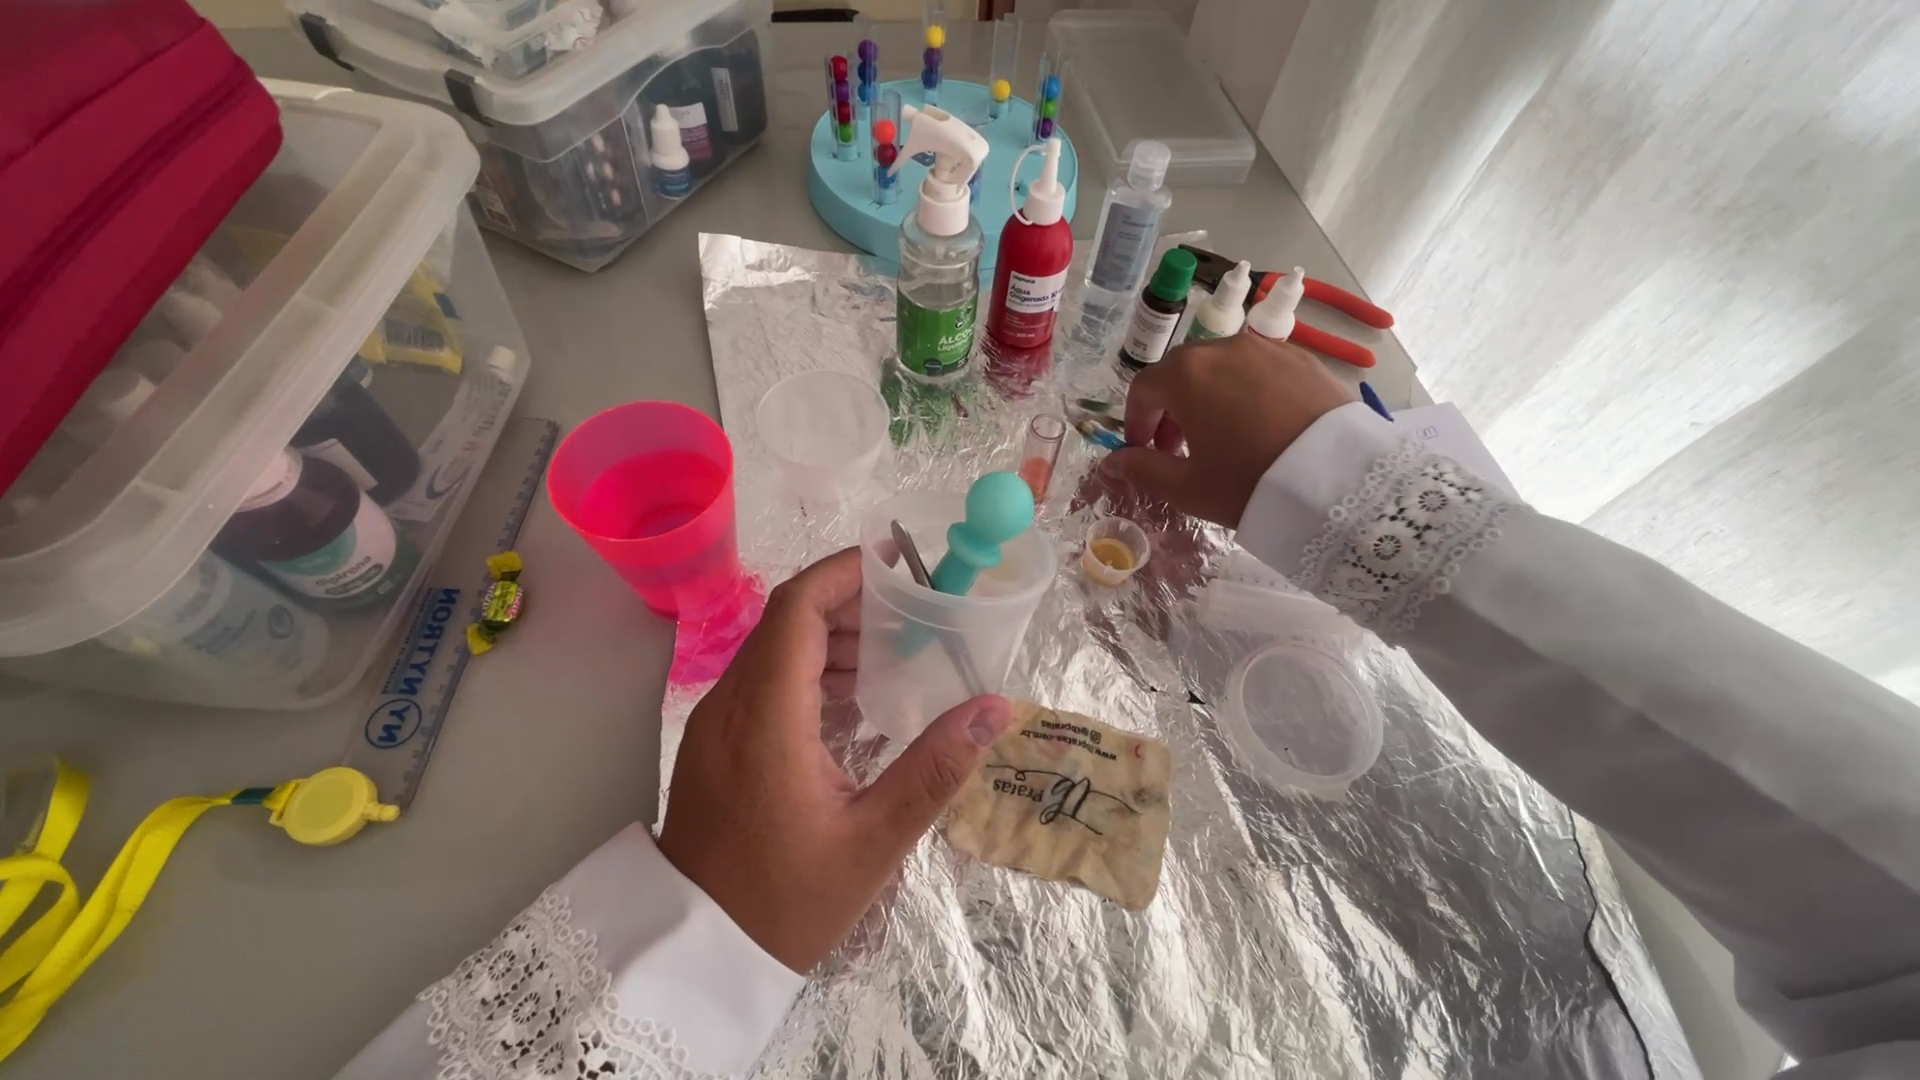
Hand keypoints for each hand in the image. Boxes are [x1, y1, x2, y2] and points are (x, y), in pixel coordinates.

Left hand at [656, 548, 1013, 972]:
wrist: (697, 952)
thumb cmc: (784, 902)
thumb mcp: (872, 841)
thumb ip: (935, 769)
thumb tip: (994, 708)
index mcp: (766, 717)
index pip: (797, 608)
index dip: (846, 572)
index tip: (899, 563)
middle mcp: (731, 703)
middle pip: (787, 620)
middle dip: (851, 603)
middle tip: (913, 614)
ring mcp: (716, 722)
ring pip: (774, 647)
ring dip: (831, 636)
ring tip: (894, 653)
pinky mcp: (716, 741)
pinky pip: (764, 679)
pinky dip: (810, 669)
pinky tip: (853, 696)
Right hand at [1104, 335, 1353, 526]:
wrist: (1337, 478)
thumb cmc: (1248, 481)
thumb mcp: (1187, 487)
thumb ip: (1142, 470)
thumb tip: (1112, 462)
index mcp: (1187, 374)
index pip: (1143, 389)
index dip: (1136, 422)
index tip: (1143, 451)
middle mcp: (1224, 349)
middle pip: (1182, 372)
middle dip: (1172, 408)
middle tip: (1180, 447)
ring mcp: (1267, 348)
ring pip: (1222, 368)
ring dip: (1209, 397)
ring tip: (1222, 436)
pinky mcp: (1303, 358)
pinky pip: (1259, 370)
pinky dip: (1246, 392)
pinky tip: (1260, 425)